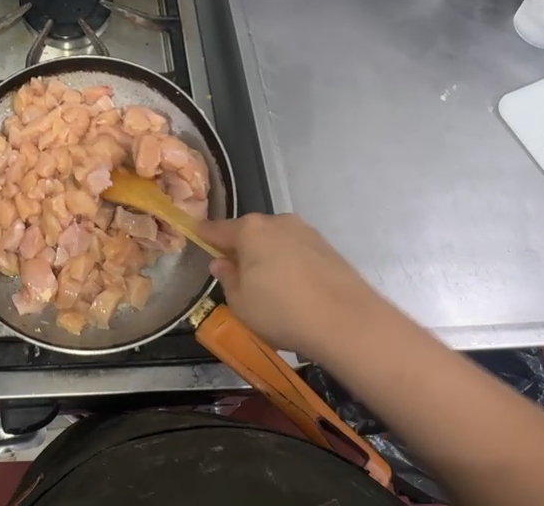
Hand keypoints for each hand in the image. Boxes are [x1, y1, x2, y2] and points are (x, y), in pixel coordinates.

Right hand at [200, 212, 387, 355]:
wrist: (348, 322)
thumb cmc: (282, 312)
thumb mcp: (241, 304)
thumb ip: (227, 280)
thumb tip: (222, 264)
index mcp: (250, 231)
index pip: (218, 229)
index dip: (205, 234)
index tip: (195, 233)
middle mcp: (277, 222)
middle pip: (250, 233)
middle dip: (242, 249)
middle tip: (238, 275)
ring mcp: (306, 232)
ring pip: (276, 242)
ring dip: (269, 257)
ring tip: (271, 289)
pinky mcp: (328, 248)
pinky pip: (298, 252)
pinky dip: (291, 265)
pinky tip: (296, 291)